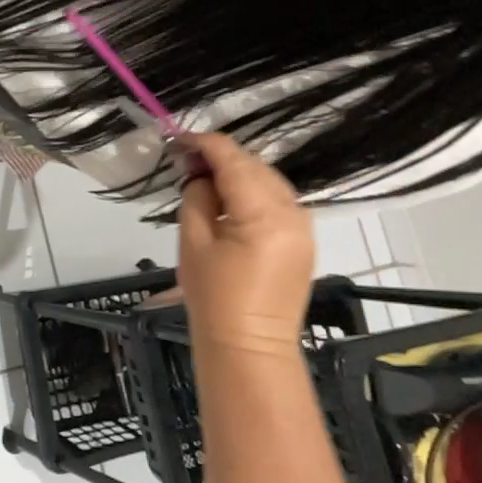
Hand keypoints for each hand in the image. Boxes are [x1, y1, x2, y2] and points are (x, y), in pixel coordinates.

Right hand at [176, 133, 315, 358]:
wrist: (250, 344)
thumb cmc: (214, 295)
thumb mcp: (193, 241)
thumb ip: (198, 198)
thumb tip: (201, 175)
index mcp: (263, 215)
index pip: (234, 161)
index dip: (205, 144)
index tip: (177, 137)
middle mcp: (292, 214)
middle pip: (256, 167)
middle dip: (221, 156)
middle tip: (185, 158)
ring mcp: (303, 227)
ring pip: (269, 181)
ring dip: (238, 172)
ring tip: (204, 175)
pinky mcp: (303, 239)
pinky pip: (277, 200)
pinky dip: (252, 190)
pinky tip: (228, 196)